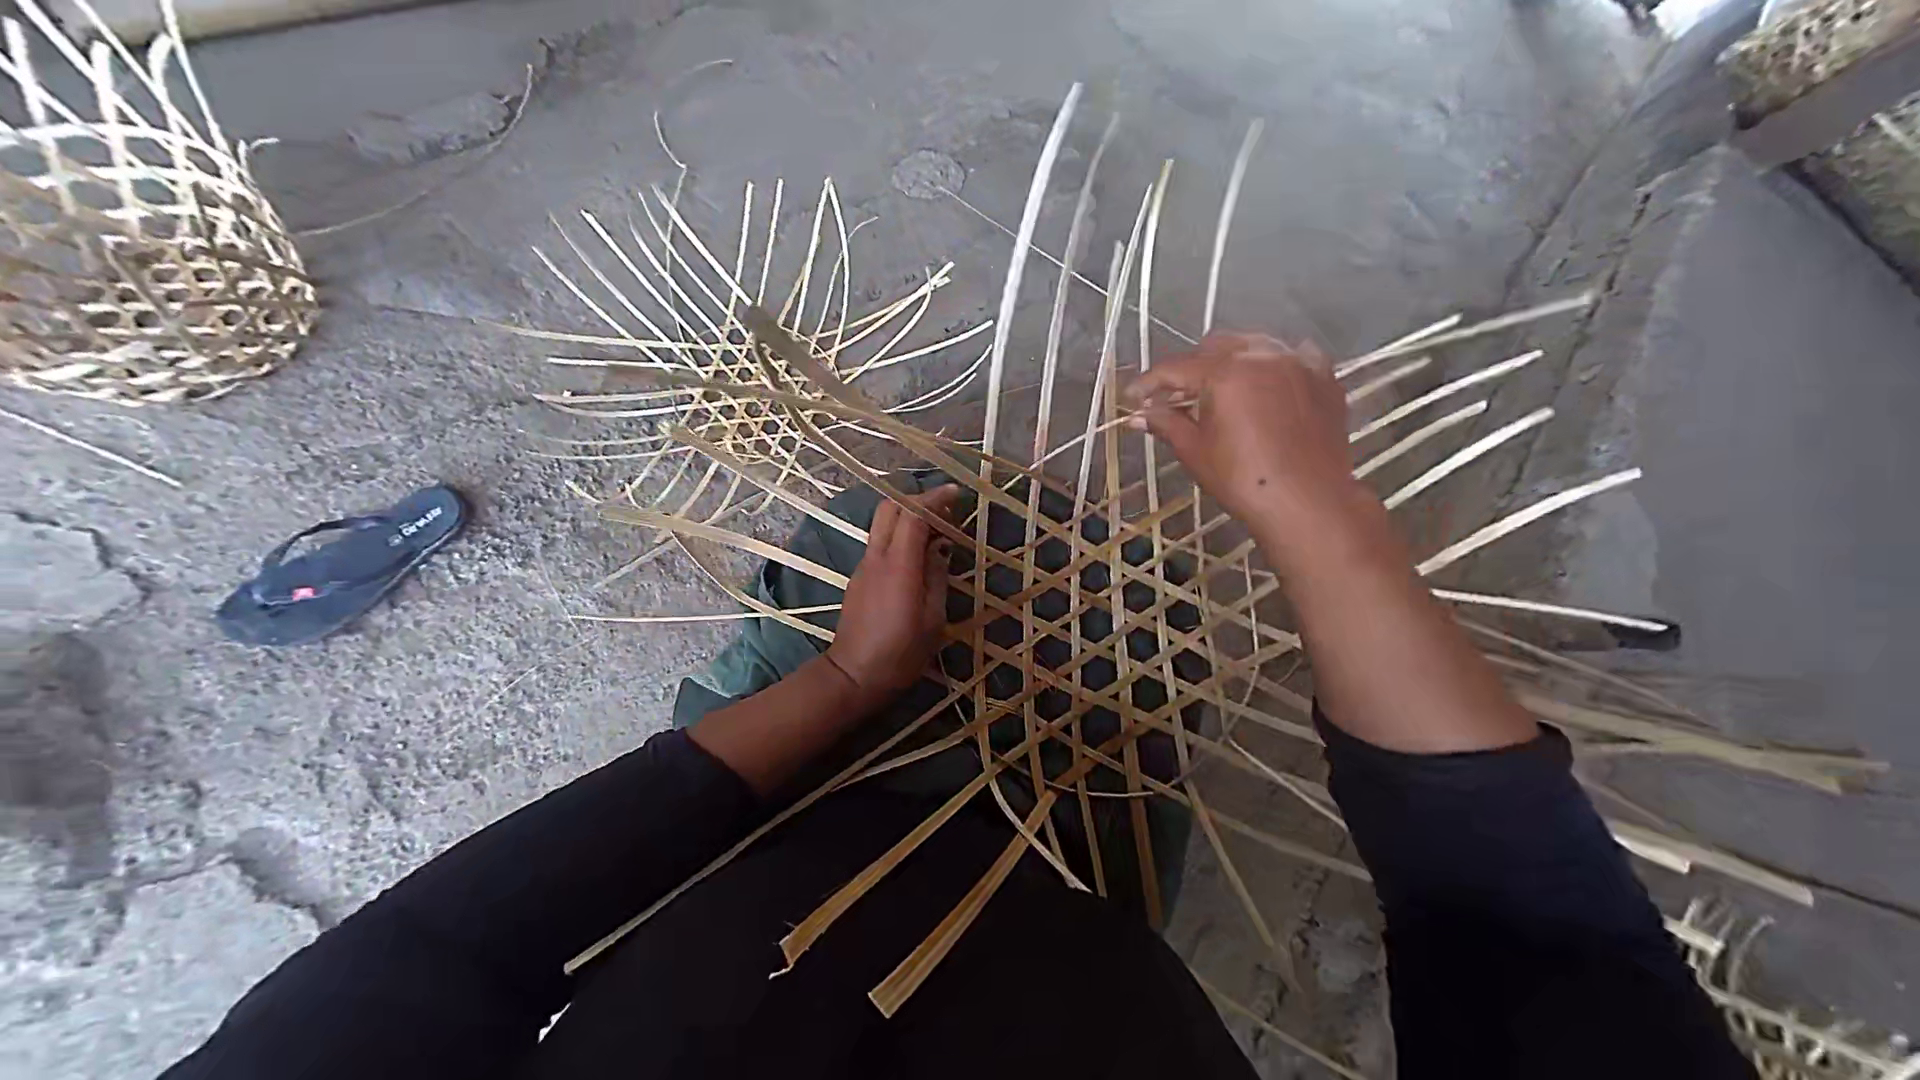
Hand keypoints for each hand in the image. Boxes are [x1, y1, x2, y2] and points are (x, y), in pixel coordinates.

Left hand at [824, 484, 959, 713]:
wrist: (854, 675)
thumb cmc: (901, 653)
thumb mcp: (933, 619)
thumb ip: (937, 577)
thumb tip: (940, 548)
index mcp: (899, 565)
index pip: (912, 514)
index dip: (934, 499)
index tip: (956, 494)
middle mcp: (877, 558)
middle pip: (890, 508)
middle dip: (918, 500)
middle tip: (945, 509)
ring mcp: (864, 566)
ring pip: (882, 524)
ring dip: (908, 517)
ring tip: (937, 530)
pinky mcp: (860, 578)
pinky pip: (881, 544)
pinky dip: (900, 535)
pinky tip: (918, 554)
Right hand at [1124, 332, 1363, 563]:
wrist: (1308, 501)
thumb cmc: (1242, 479)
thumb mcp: (1196, 451)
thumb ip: (1167, 423)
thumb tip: (1139, 415)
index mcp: (1225, 372)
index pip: (1175, 369)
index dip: (1149, 383)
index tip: (1133, 397)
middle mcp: (1262, 354)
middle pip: (1215, 346)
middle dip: (1192, 368)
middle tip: (1178, 397)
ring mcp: (1297, 361)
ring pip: (1254, 343)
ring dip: (1231, 359)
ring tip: (1222, 388)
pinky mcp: (1324, 376)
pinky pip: (1293, 355)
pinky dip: (1273, 363)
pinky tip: (1268, 382)